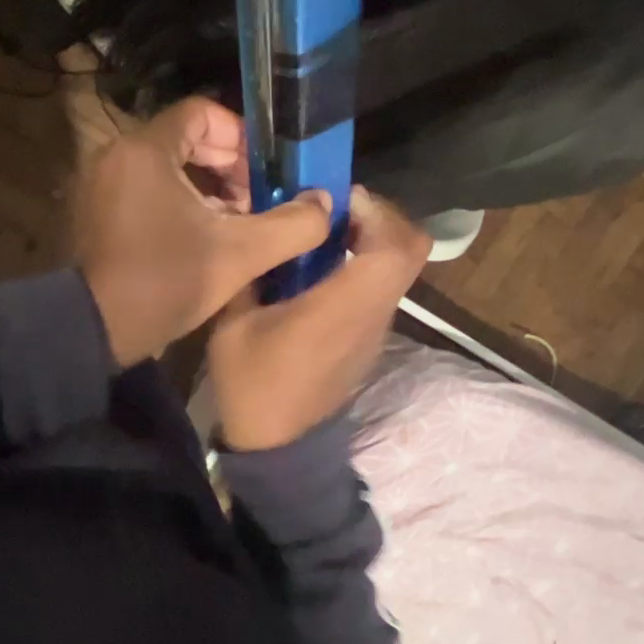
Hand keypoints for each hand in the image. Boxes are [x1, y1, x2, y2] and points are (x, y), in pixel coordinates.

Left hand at [74, 97, 331, 366]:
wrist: (96, 330)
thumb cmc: (167, 282)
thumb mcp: (241, 253)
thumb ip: (292, 223)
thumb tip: (325, 203)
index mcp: (146, 150)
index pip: (202, 113)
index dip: (240, 137)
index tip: (264, 173)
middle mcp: (117, 156)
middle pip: (184, 140)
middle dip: (227, 166)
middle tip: (257, 200)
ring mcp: (101, 186)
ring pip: (166, 169)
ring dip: (206, 189)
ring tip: (237, 223)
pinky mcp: (97, 214)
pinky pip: (145, 192)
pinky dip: (177, 204)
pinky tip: (204, 239)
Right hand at [209, 186, 433, 450]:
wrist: (276, 443)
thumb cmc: (251, 383)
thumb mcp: (232, 323)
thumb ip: (252, 268)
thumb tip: (264, 223)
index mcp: (342, 307)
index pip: (396, 246)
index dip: (377, 211)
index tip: (336, 201)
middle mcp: (371, 313)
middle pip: (410, 248)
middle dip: (378, 217)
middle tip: (334, 211)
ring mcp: (376, 328)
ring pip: (398, 266)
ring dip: (370, 240)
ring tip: (322, 236)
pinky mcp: (369, 338)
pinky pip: (380, 287)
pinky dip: (362, 265)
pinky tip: (318, 272)